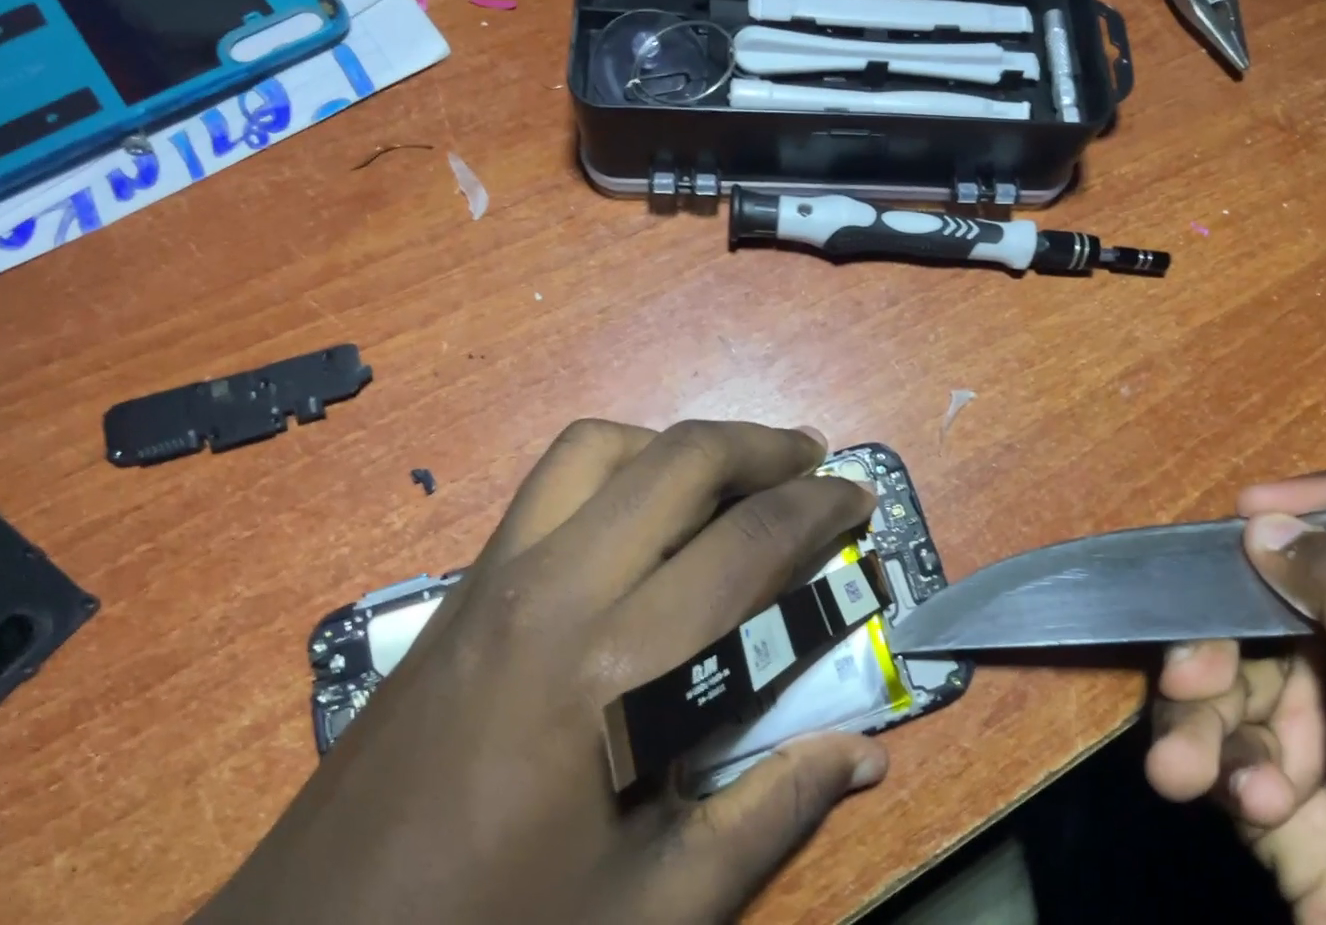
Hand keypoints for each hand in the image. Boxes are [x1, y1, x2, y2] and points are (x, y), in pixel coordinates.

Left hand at [194, 420, 886, 923]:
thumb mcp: (655, 905)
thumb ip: (769, 812)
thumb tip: (866, 755)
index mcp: (608, 667)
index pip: (743, 545)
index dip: (816, 511)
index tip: (859, 500)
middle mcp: (550, 589)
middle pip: (675, 461)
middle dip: (762, 448)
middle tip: (816, 464)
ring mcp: (493, 577)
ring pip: (598, 449)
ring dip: (679, 445)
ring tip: (733, 478)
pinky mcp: (459, 588)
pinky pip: (550, 485)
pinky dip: (618, 469)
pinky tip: (645, 522)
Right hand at [1144, 466, 1325, 923]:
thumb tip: (1263, 521)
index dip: (1315, 504)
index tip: (1247, 510)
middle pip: (1256, 603)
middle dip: (1213, 642)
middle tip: (1189, 679)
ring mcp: (1304, 717)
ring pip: (1214, 674)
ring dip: (1198, 720)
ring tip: (1191, 768)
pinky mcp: (1261, 772)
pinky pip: (1207, 739)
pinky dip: (1211, 766)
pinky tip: (1249, 805)